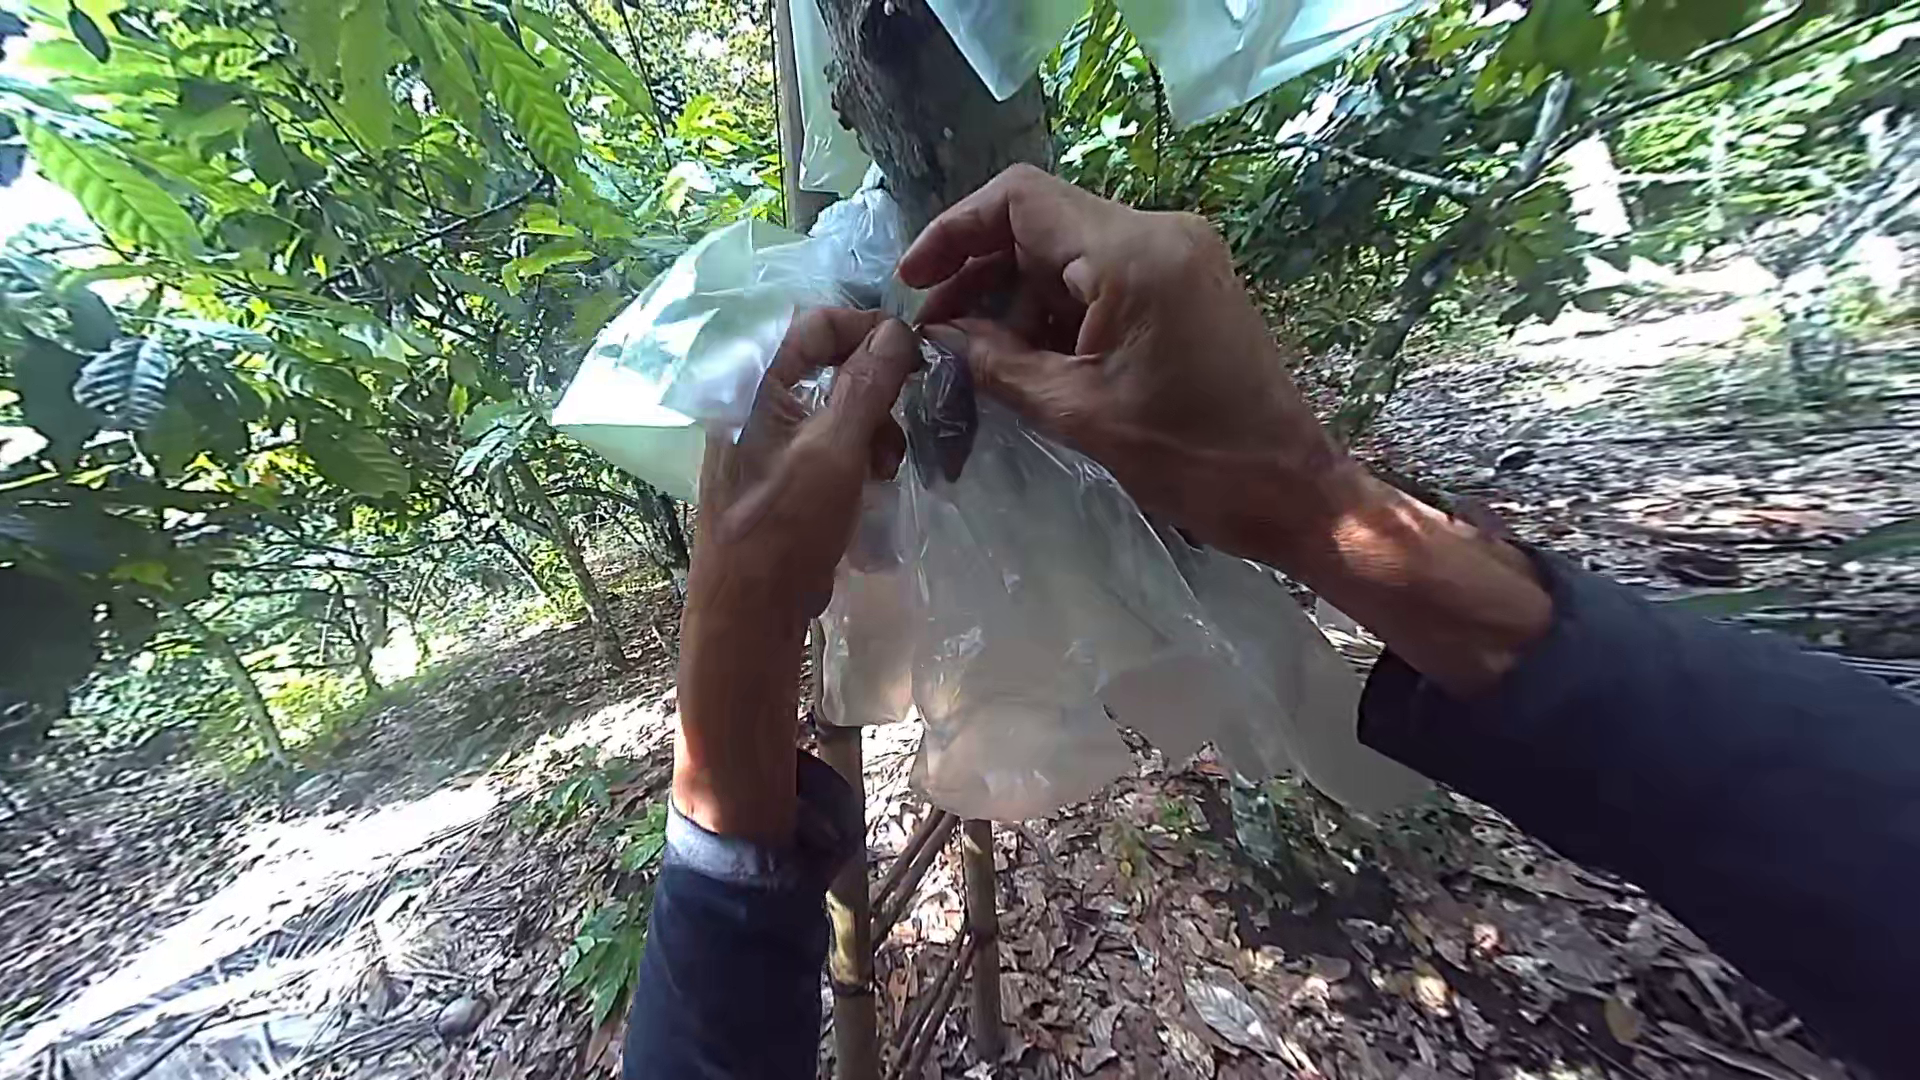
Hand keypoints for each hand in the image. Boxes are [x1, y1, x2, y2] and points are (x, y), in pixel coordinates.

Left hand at [675, 309, 917, 841]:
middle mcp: (761, 403)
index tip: (914, 354)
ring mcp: (776, 439)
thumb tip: (896, 330)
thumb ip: (866, 386)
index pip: (816, 324)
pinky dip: (862, 456)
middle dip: (877, 392)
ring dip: (875, 430)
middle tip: (902, 421)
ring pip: (842, 407)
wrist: (753, 608)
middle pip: (833, 366)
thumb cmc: (787, 527)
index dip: (868, 330)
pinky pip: (837, 442)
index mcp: (756, 385)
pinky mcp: (792, 470)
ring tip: (885, 469)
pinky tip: (873, 484)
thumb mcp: (834, 452)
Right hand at [902, 166, 1550, 696]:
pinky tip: (1023, 354)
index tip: (913, 281)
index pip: (1020, 202)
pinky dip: (1055, 314)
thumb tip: (938, 335)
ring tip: (973, 351)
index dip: (954, 233)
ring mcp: (1176, 258)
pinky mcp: (1183, 288)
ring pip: (1069, 257)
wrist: (1283, 487)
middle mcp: (1158, 235)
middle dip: (979, 273)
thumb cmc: (1185, 459)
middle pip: (1042, 226)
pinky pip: (1102, 283)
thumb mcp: (1075, 411)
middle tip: (935, 328)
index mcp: (1133, 255)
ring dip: (1015, 299)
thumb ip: (996, 363)